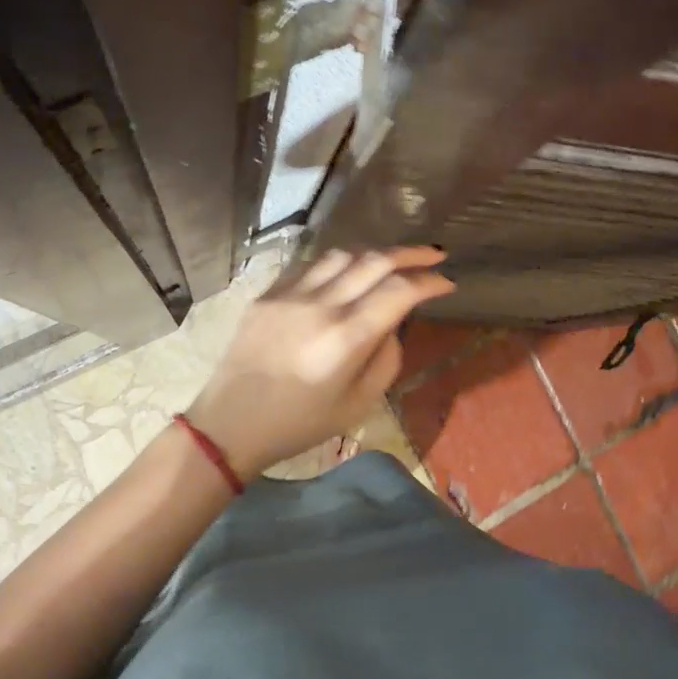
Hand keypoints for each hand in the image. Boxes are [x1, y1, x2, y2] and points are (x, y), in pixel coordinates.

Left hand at [185, 247, 453, 476]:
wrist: (231, 423)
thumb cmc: (299, 424)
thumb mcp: (357, 405)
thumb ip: (385, 360)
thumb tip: (392, 325)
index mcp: (347, 338)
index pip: (399, 291)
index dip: (429, 282)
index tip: (446, 283)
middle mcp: (321, 305)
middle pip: (375, 261)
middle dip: (411, 254)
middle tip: (433, 255)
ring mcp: (290, 295)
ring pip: (342, 255)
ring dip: (373, 255)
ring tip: (390, 263)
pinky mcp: (267, 295)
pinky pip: (309, 265)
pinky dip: (336, 263)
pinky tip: (345, 273)